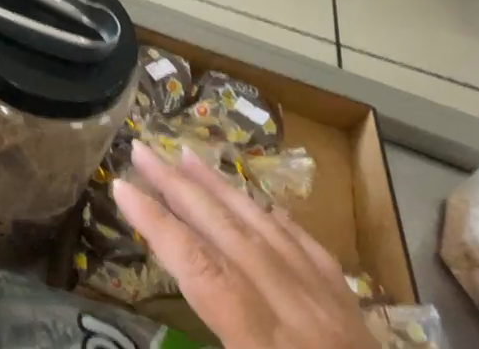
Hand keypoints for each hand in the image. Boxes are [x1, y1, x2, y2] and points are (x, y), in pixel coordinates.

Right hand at [112, 141, 377, 348]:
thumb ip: (208, 340)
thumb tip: (162, 310)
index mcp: (269, 348)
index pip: (205, 271)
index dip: (159, 225)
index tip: (119, 186)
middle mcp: (304, 321)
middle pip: (234, 238)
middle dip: (182, 188)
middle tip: (141, 149)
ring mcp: (337, 316)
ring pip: (273, 235)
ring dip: (224, 191)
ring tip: (186, 155)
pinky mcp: (359, 320)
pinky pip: (315, 255)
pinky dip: (278, 221)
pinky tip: (258, 204)